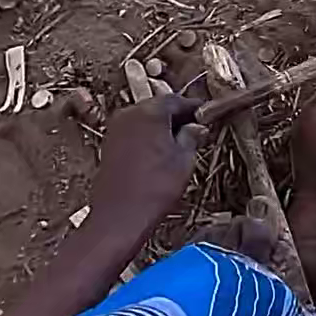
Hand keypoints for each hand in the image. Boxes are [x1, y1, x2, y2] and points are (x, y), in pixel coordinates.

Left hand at [88, 95, 204, 231]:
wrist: (119, 215)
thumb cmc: (156, 187)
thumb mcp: (184, 160)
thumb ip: (191, 136)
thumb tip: (197, 126)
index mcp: (150, 111)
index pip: (176, 100)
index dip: (193, 108)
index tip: (206, 115)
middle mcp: (129, 113)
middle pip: (158, 106)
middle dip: (176, 116)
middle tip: (195, 128)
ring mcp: (116, 127)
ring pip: (144, 118)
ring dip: (160, 126)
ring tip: (179, 141)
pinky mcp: (109, 143)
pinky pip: (133, 130)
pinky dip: (147, 135)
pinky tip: (158, 151)